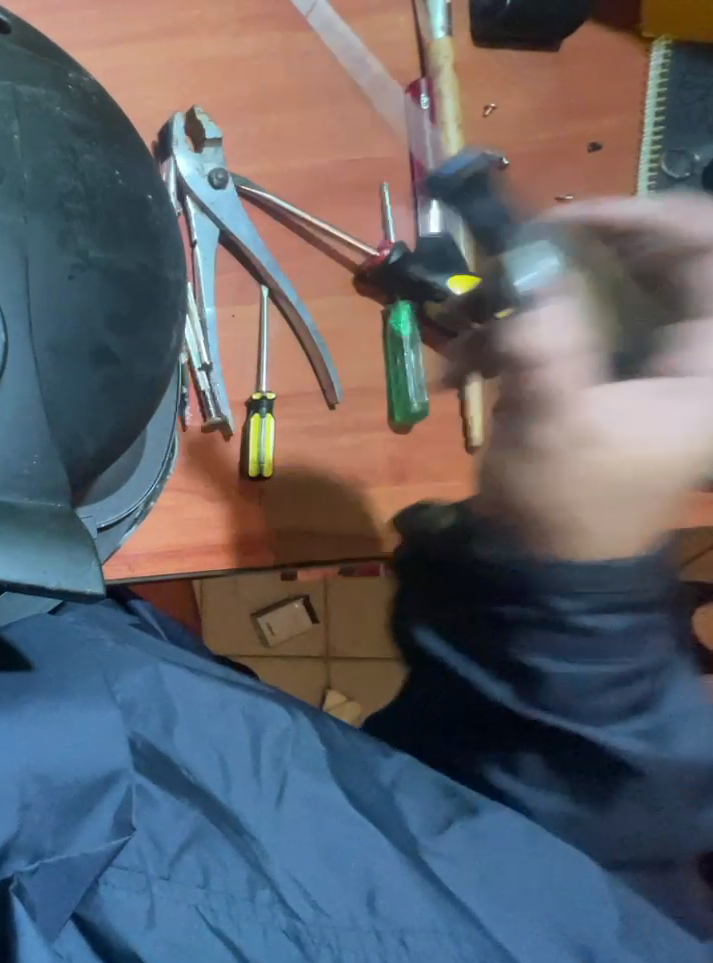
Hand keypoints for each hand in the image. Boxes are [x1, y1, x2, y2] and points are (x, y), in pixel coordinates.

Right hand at [450, 195, 712, 561]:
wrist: (540, 556)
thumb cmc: (564, 495)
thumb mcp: (552, 417)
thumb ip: (544, 340)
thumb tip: (525, 266)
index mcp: (709, 355)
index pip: (702, 253)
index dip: (638, 222)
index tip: (556, 220)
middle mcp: (686, 349)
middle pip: (642, 270)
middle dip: (564, 267)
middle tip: (499, 269)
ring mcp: (638, 366)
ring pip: (588, 303)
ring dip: (518, 313)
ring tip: (462, 340)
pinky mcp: (593, 382)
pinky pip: (554, 337)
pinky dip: (504, 344)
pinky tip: (461, 371)